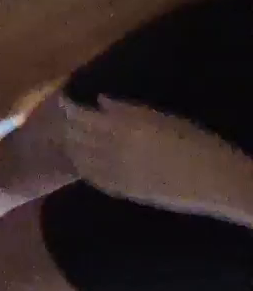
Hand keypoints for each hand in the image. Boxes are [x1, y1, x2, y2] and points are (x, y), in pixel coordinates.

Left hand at [61, 95, 252, 224]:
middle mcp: (114, 148)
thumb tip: (99, 100)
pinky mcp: (124, 190)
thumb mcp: (167, 120)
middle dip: (67, 124)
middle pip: (73, 133)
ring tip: (73, 138)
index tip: (64, 100)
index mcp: (125, 128)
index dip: (67, 105)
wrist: (226, 183)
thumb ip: (128, 109)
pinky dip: (82, 166)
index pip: (80, 114)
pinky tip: (84, 161)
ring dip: (71, 145)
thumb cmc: (202, 145)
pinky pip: (91, 176)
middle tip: (69, 120)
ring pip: (76, 155)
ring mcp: (117, 170)